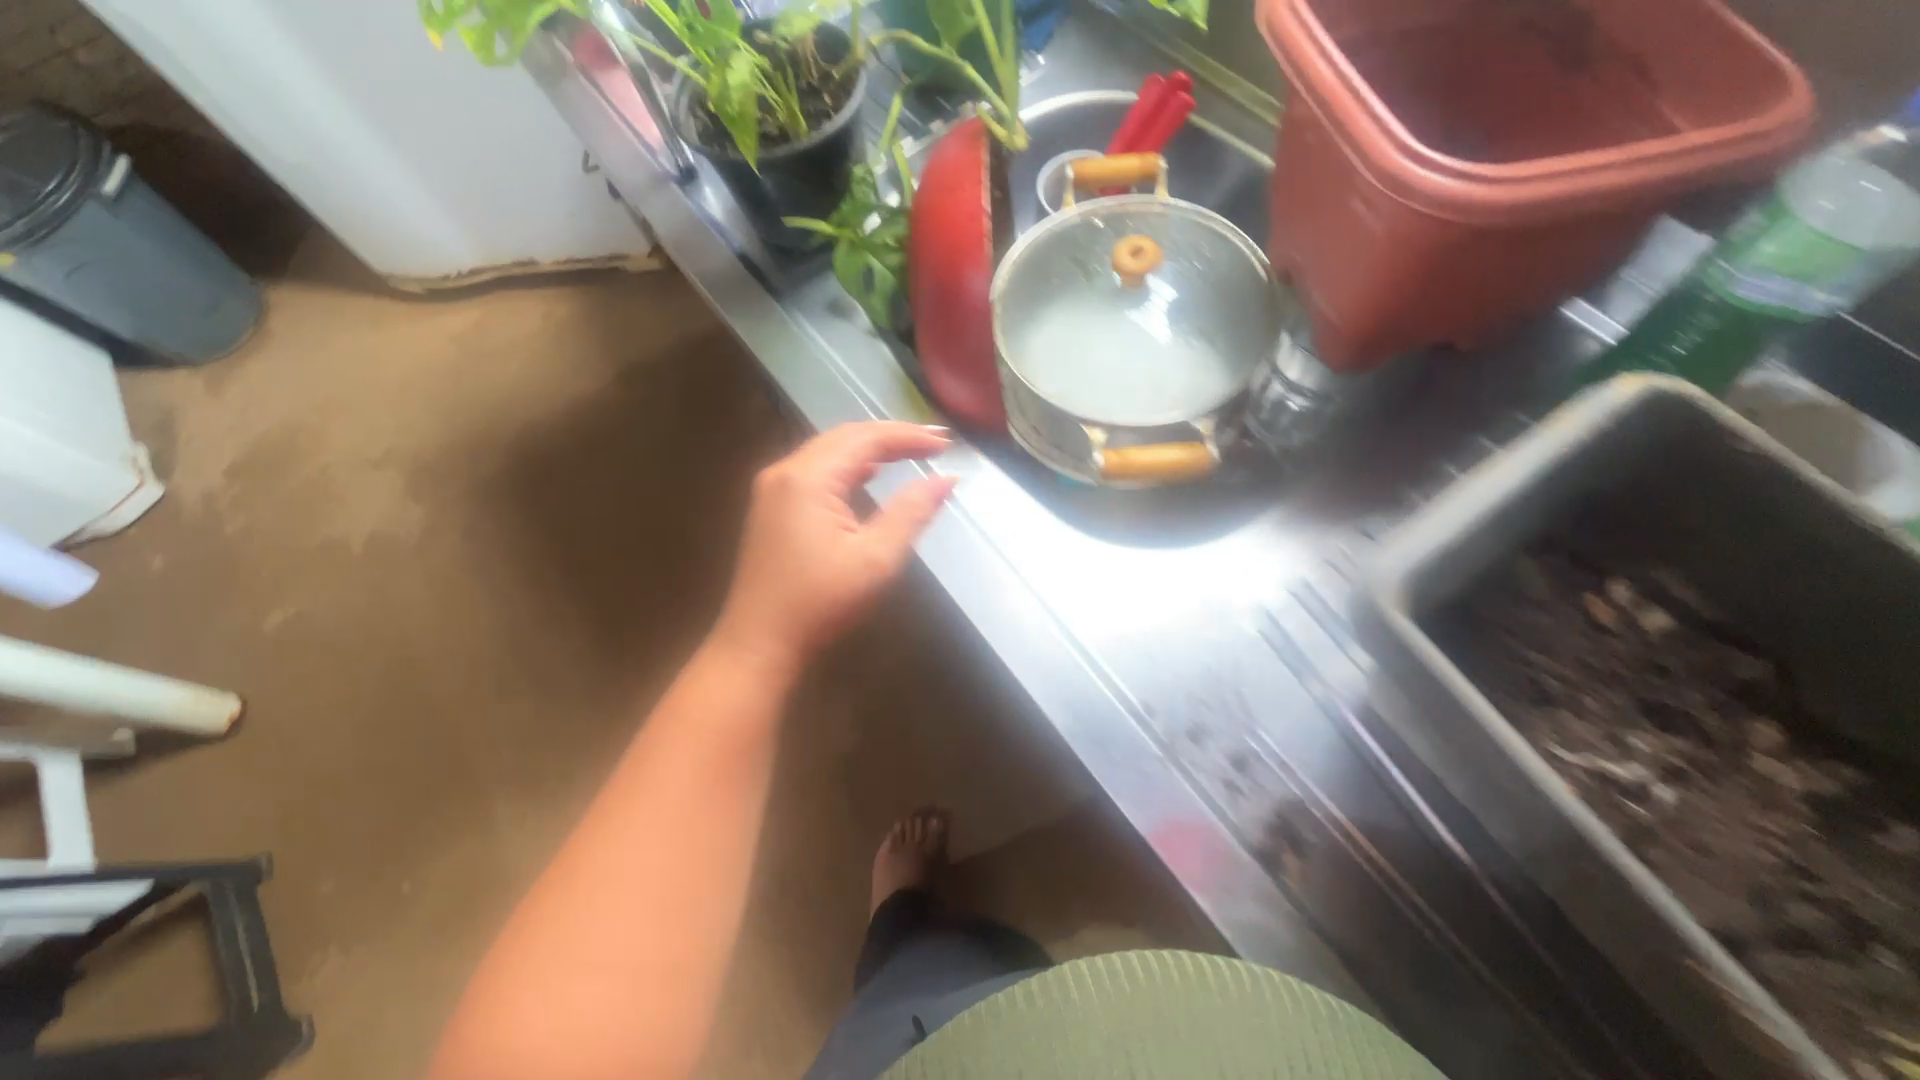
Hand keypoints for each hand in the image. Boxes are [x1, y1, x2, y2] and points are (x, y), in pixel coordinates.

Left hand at [714, 422, 956, 670]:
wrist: (759, 644)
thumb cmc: (819, 604)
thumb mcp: (875, 560)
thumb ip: (911, 513)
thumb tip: (946, 479)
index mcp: (808, 478)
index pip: (865, 439)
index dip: (909, 436)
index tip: (946, 443)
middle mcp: (785, 472)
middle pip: (844, 437)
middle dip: (891, 436)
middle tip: (934, 443)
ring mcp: (773, 490)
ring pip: (828, 452)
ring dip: (870, 449)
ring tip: (910, 453)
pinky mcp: (771, 509)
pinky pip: (815, 471)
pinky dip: (848, 466)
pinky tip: (868, 475)